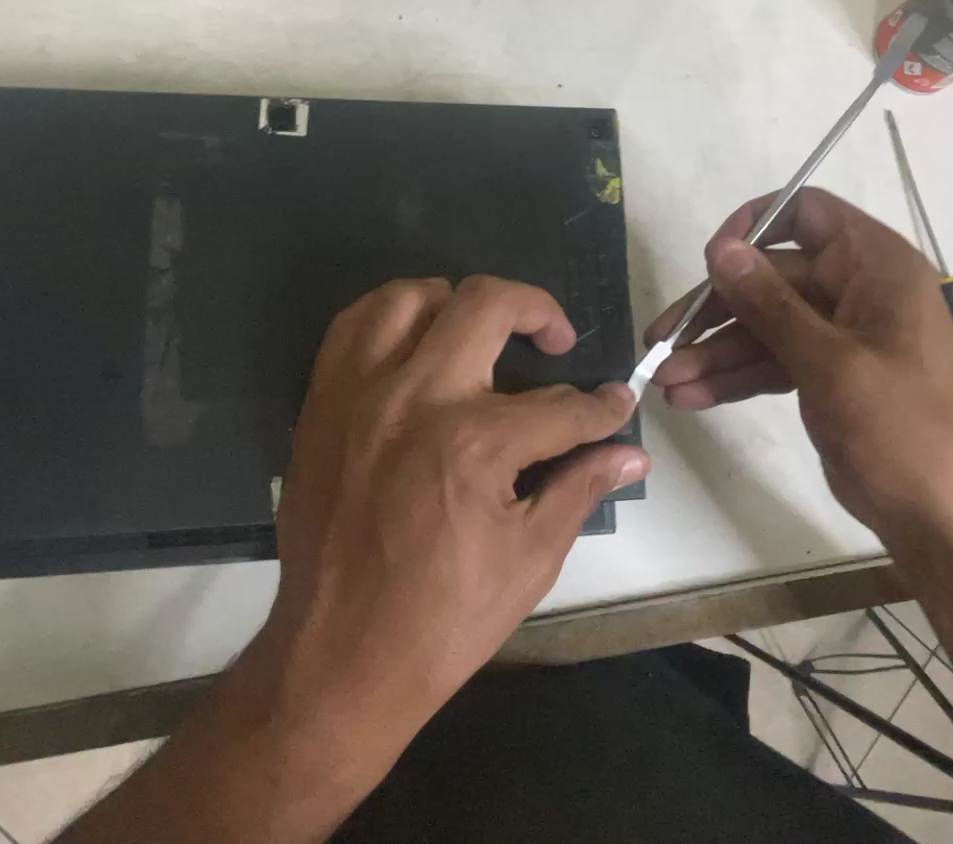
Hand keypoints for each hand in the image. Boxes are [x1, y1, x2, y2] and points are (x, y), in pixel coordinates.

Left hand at [258, 275, 648, 742]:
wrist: (339, 655)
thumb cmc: (443, 619)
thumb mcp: (530, 559)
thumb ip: (580, 487)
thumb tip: (632, 453)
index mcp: (475, 443)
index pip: (561, 405)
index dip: (602, 407)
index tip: (618, 404)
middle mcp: (415, 398)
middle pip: (486, 306)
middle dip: (539, 312)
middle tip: (557, 341)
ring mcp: (358, 393)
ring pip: (411, 297)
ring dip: (458, 303)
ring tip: (482, 333)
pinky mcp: (321, 402)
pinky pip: (352, 327)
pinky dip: (392, 318)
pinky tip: (416, 343)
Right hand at [643, 187, 952, 536]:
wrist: (947, 516)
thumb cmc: (904, 426)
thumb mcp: (830, 361)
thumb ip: (770, 303)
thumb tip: (722, 249)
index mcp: (874, 266)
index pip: (807, 213)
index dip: (754, 225)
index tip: (711, 259)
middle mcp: (854, 291)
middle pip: (768, 280)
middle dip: (713, 314)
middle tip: (659, 341)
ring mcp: (838, 337)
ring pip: (762, 328)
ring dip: (714, 354)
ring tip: (664, 382)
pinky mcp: (825, 377)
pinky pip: (770, 363)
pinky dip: (733, 379)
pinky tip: (691, 398)